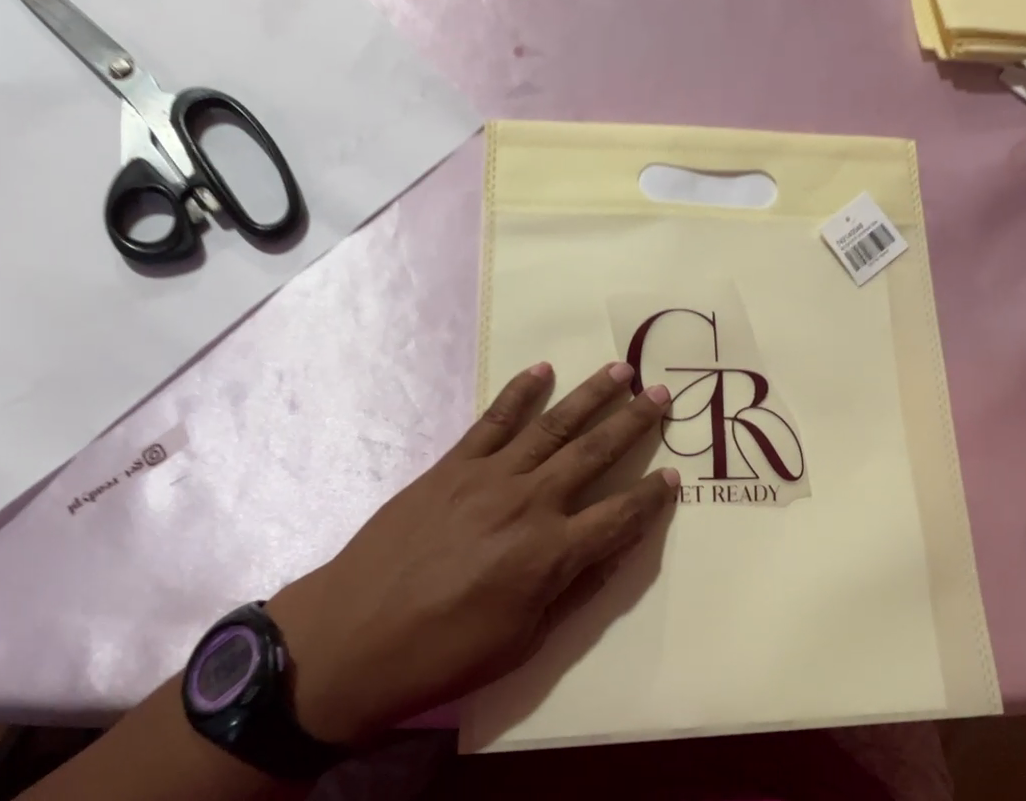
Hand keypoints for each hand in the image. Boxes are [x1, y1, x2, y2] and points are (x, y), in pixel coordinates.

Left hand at [265, 362, 676, 746]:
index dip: (653, 496)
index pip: (621, 515)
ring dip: (590, 395)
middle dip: (634, 423)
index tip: (674, 475)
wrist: (352, 638)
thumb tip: (615, 549)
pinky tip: (542, 371)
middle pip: (595, 453)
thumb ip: (573, 588)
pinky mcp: (452, 466)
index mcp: (552, 554)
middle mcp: (529, 503)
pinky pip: (493, 420)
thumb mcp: (522, 641)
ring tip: (621, 370)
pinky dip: (519, 393)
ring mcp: (489, 477)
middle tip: (662, 394)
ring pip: (552, 426)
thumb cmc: (444, 655)